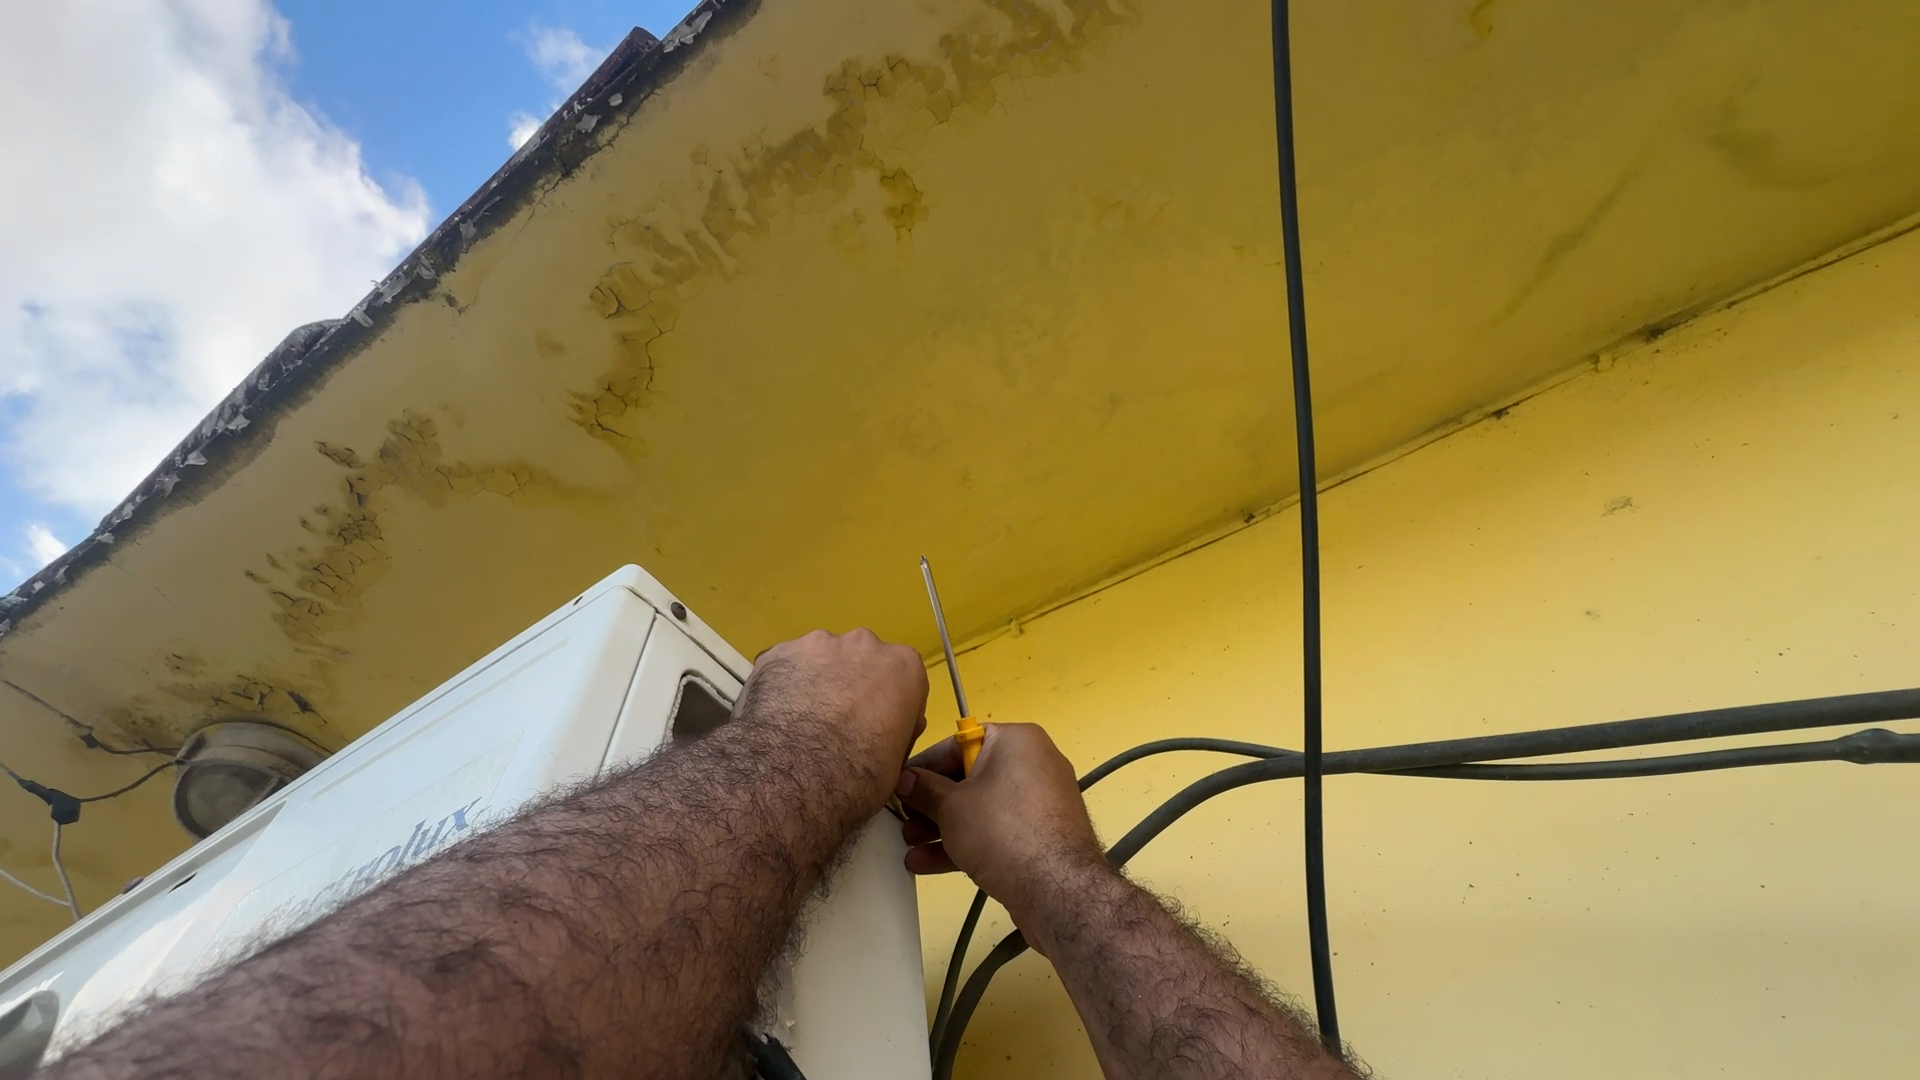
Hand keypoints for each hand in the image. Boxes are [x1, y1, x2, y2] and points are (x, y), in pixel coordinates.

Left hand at [739, 629, 928, 810]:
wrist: (798, 773)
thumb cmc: (860, 773)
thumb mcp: (897, 758)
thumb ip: (896, 728)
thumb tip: (886, 729)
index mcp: (903, 666)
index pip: (901, 679)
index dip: (886, 703)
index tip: (874, 726)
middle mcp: (865, 644)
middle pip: (861, 661)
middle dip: (850, 685)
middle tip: (836, 724)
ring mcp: (820, 643)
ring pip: (821, 659)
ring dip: (816, 683)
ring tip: (800, 722)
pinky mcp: (780, 651)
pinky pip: (785, 666)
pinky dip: (782, 686)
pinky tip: (776, 716)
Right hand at [896, 724, 1104, 926]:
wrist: (1056, 889)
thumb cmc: (1002, 830)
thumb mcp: (950, 806)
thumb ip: (923, 789)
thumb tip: (904, 780)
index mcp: (1015, 740)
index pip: (958, 743)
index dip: (924, 766)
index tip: (900, 784)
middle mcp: (1033, 762)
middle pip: (969, 777)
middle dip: (932, 803)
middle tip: (903, 820)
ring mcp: (1040, 800)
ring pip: (981, 807)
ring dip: (943, 826)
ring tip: (910, 844)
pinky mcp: (1042, 834)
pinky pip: (997, 829)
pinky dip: (967, 840)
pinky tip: (928, 862)